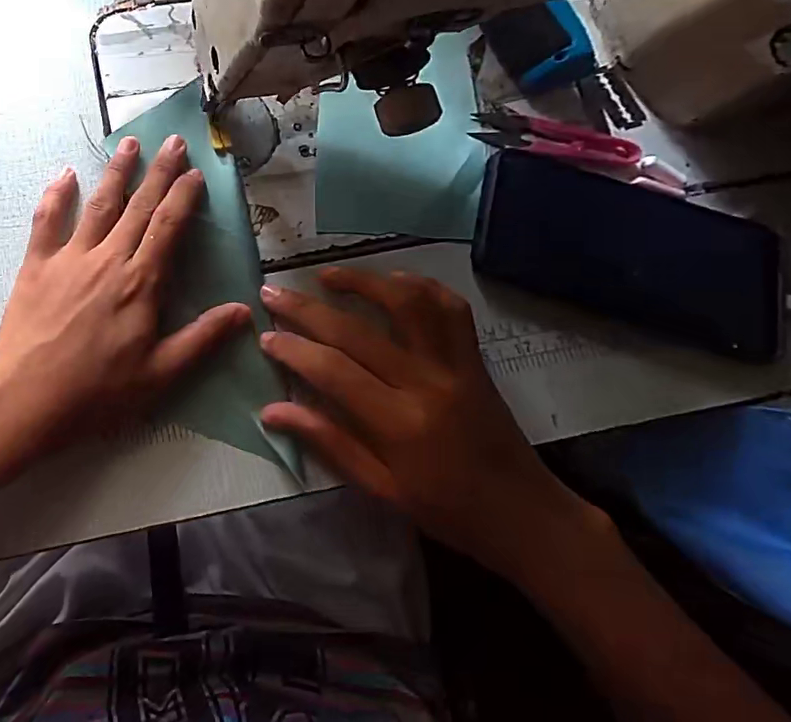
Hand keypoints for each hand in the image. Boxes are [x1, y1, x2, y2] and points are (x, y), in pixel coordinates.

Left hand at [0, 135, 252, 456]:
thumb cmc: (97, 392)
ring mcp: (70, 258)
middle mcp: (108, 259)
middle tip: (173, 142)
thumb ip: (202, 338)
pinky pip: (46, 220)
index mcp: (140, 282)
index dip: (184, 196)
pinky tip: (65, 173)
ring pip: (99, 204)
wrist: (26, 398)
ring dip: (117, 172)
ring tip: (129, 143)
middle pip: (139, 206)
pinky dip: (56, 194)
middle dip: (159, 171)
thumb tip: (244, 311)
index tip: (195, 173)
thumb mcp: (160, 374)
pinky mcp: (37, 265)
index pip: (168, 227)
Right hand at [258, 268, 604, 578]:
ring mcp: (455, 365)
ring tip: (327, 276)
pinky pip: (449, 308)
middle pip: (356, 331)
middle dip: (306, 309)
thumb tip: (271, 411)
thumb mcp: (381, 488)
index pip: (333, 371)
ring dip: (363, 281)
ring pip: (407, 303)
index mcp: (399, 425)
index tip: (265, 337)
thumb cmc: (446, 510)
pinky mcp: (474, 357)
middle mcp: (426, 384)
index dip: (293, 349)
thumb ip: (327, 442)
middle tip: (272, 294)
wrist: (525, 514)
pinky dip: (418, 286)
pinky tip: (391, 282)